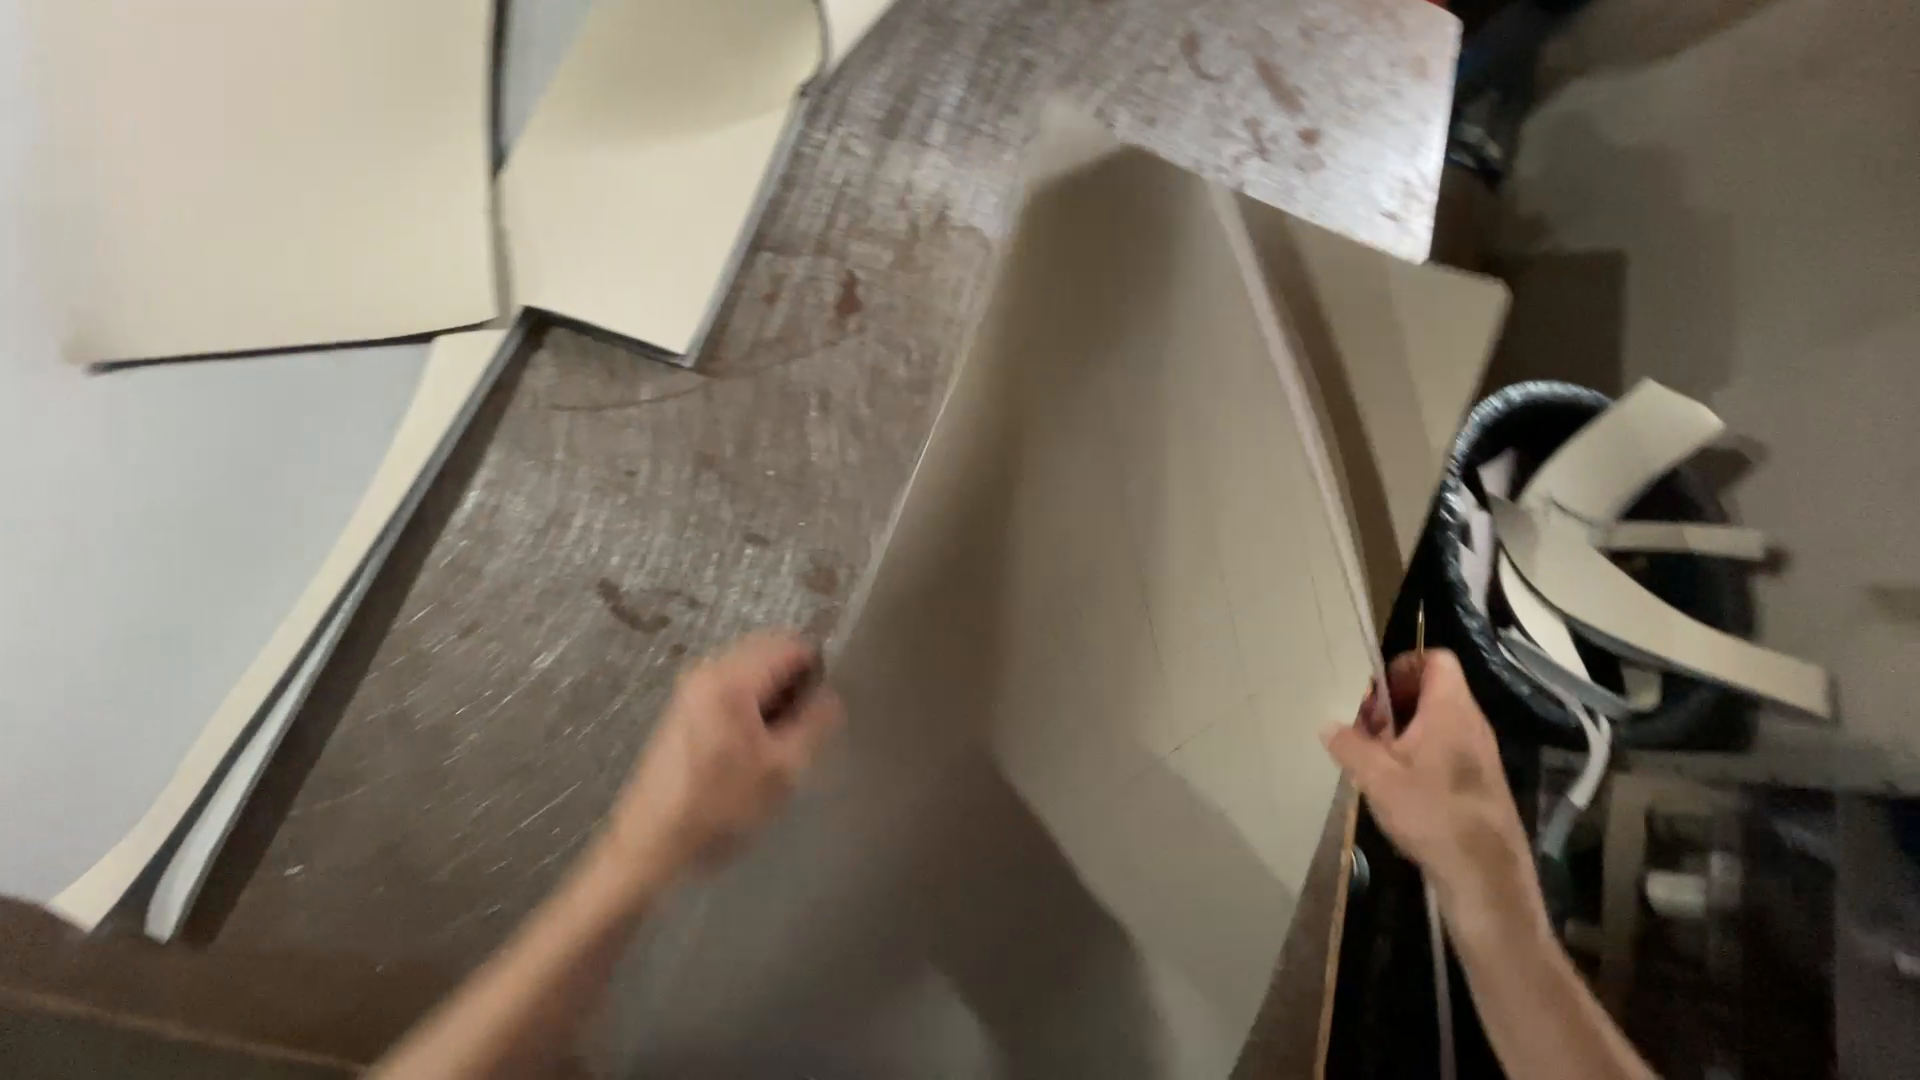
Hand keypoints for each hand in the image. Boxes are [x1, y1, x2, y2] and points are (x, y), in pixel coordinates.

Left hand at [605, 633, 843, 877]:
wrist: (651, 840)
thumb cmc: (719, 805)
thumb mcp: (782, 769)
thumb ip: (815, 723)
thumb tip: (831, 695)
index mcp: (733, 678)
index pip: (791, 645)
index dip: (817, 669)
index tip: (823, 707)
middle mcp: (708, 669)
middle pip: (770, 649)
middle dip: (795, 680)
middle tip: (804, 724)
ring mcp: (692, 686)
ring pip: (752, 667)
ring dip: (774, 692)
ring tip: (781, 737)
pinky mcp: (685, 705)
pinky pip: (733, 684)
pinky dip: (753, 701)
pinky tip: (754, 742)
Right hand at [1322, 649, 1547, 943]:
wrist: (1485, 875)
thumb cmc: (1431, 814)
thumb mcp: (1375, 777)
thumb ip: (1349, 745)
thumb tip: (1328, 726)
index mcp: (1450, 711)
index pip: (1436, 659)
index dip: (1403, 664)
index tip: (1373, 691)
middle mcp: (1470, 724)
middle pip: (1431, 688)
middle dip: (1392, 701)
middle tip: (1364, 727)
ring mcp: (1478, 753)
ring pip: (1435, 720)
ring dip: (1401, 729)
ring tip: (1373, 755)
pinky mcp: (1478, 780)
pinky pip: (1444, 746)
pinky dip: (1416, 751)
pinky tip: (1394, 781)